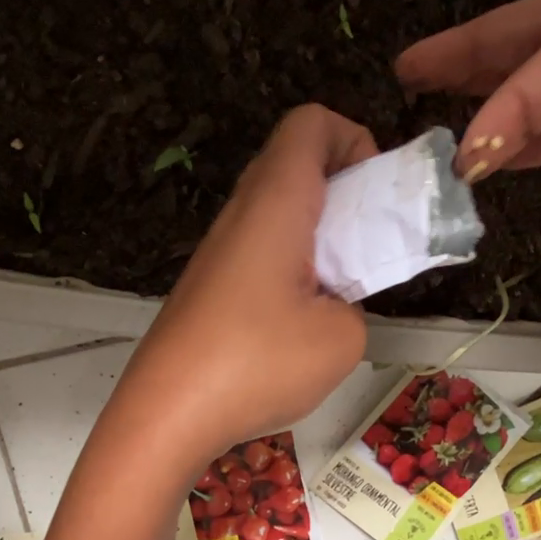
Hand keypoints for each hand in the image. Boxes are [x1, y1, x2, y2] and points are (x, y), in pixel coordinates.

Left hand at [112, 105, 378, 464]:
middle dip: (341, 194)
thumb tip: (331, 305)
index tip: (375, 194)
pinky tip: (293, 331)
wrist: (165, 416)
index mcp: (275, 203)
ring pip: (272, 218)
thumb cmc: (255, 364)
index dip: (353, 139)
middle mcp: (238, 216)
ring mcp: (214, 256)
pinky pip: (254, 258)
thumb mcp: (340, 339)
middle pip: (291, 167)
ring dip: (313, 242)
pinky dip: (285, 275)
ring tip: (335, 296)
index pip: (310, 123)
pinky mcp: (203, 293)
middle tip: (367, 246)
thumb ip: (354, 305)